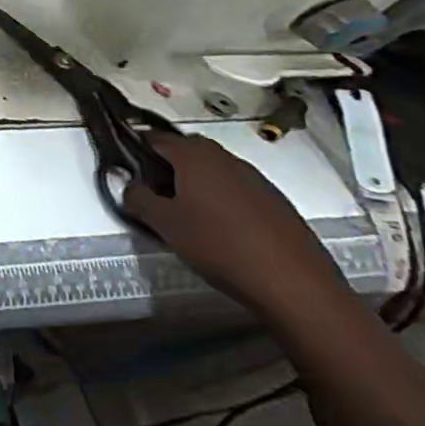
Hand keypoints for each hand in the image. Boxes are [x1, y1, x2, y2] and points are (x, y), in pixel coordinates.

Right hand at [122, 133, 349, 315]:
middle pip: (187, 151)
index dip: (136, 149)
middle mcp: (225, 158)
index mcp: (194, 155)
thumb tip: (131, 185)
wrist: (297, 287)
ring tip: (189, 215)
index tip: (127, 169)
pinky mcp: (278, 204)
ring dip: (198, 184)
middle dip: (168, 167)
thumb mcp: (164, 224)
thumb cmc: (219, 246)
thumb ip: (138, 198)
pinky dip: (225, 201)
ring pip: (215, 171)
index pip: (154, 138)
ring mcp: (257, 180)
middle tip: (156, 194)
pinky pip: (239, 191)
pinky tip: (224, 231)